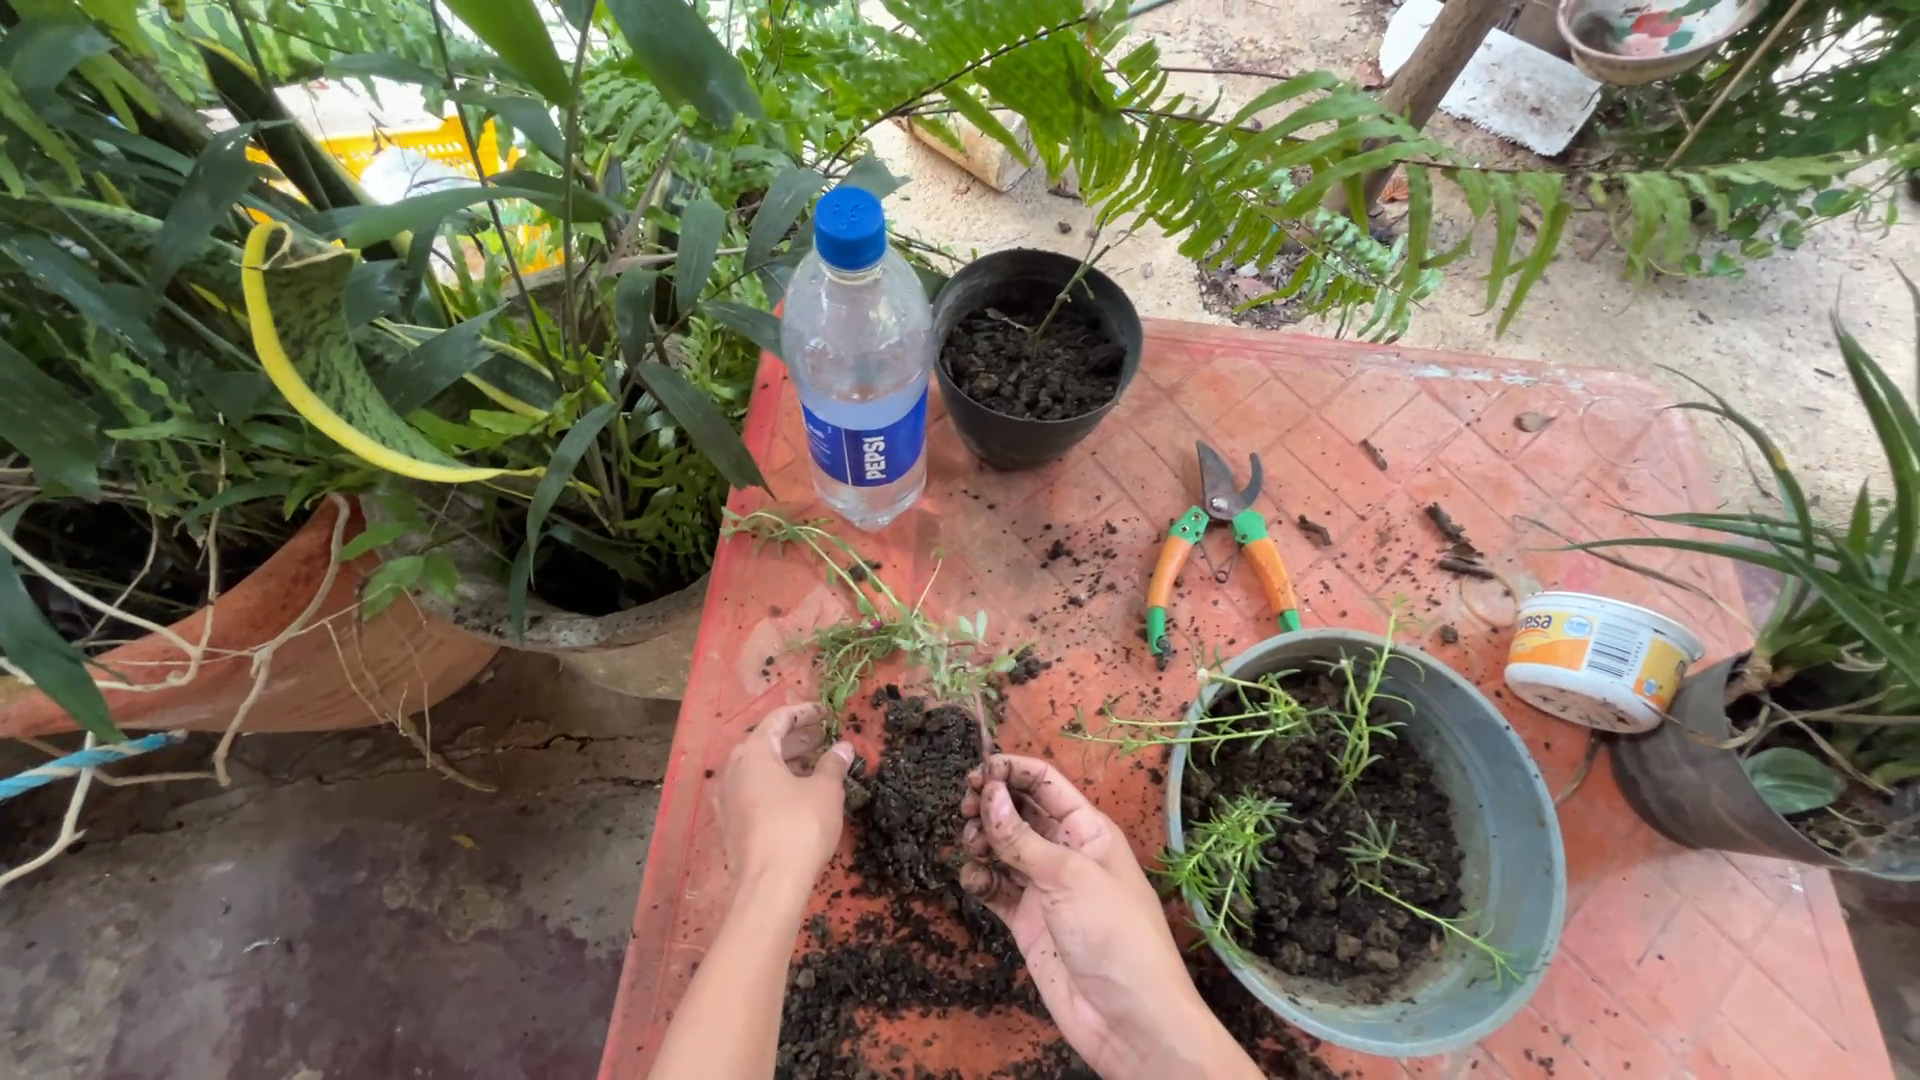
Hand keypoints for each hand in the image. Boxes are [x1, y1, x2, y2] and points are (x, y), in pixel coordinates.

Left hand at [717, 703, 854, 886]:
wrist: (769, 886)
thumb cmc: (799, 827)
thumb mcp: (826, 790)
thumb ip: (833, 763)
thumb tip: (843, 747)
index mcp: (753, 753)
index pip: (778, 719)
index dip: (805, 712)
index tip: (827, 713)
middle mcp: (733, 770)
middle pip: (766, 742)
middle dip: (797, 738)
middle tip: (824, 737)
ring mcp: (728, 799)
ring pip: (759, 769)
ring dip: (788, 761)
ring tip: (817, 763)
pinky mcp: (731, 824)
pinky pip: (754, 791)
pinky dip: (776, 784)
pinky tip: (798, 794)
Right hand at [959, 756, 1258, 1079]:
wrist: (1130, 1022)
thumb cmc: (1114, 935)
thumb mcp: (1069, 877)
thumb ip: (1022, 838)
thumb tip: (990, 792)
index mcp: (1087, 829)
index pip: (1045, 783)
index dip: (1012, 771)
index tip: (977, 772)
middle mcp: (1065, 851)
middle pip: (1020, 811)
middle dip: (992, 803)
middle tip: (964, 806)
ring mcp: (1044, 886)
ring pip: (1004, 847)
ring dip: (983, 839)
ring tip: (972, 845)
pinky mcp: (1027, 920)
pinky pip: (996, 888)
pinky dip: (980, 879)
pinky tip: (974, 879)